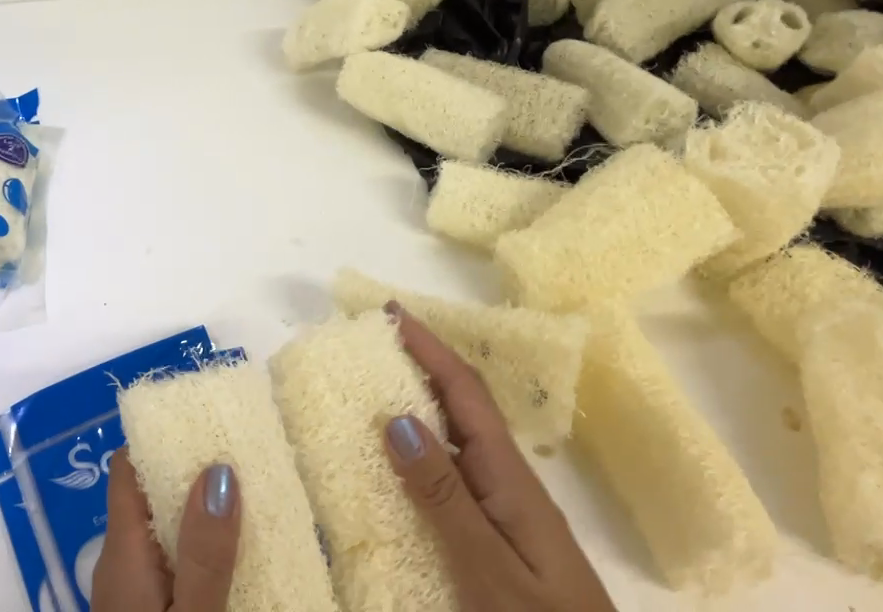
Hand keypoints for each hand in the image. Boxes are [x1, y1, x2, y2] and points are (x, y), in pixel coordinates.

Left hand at [91, 451, 240, 611]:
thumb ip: (204, 553)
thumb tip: (220, 469)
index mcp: (122, 547)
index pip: (128, 466)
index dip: (163, 441)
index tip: (204, 426)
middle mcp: (118, 558)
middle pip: (149, 495)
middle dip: (192, 476)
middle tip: (242, 462)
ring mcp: (126, 586)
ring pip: (160, 529)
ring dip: (198, 513)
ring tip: (247, 499)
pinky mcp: (139, 606)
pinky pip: (166, 560)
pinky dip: (196, 547)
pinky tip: (230, 554)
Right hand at [385, 302, 616, 611]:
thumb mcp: (489, 570)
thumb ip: (444, 498)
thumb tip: (397, 417)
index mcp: (509, 477)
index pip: (465, 391)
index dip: (429, 346)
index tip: (389, 312)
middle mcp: (508, 480)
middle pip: (463, 403)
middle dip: (422, 362)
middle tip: (373, 341)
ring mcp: (506, 506)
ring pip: (458, 435)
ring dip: (420, 401)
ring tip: (373, 386)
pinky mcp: (499, 533)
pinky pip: (454, 471)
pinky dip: (423, 447)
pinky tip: (399, 461)